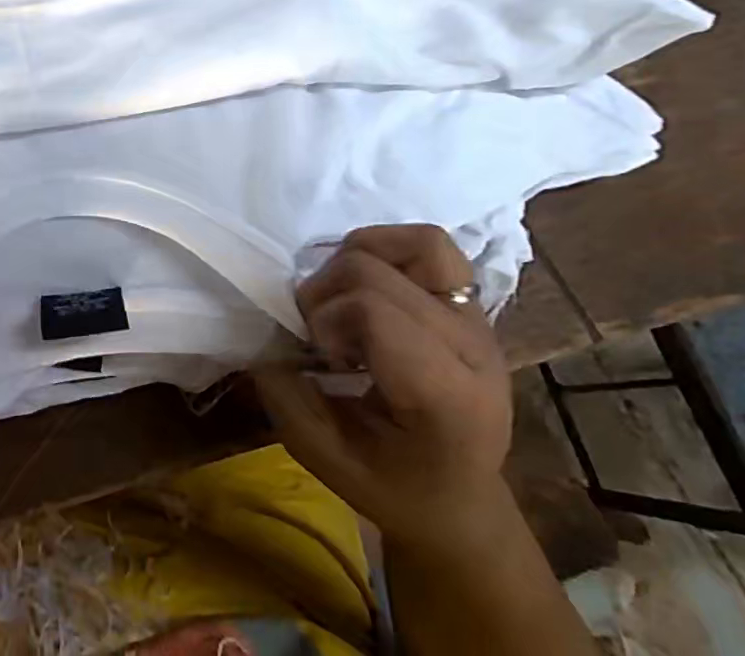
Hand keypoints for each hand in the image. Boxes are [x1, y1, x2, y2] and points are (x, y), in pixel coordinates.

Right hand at [255, 225, 511, 545]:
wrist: (459, 500)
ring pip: (415, 243)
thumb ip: (285, 391)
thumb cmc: (392, 486)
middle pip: (377, 272)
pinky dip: (387, 247)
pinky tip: (365, 280)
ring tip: (342, 298)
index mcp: (446, 397)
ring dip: (357, 259)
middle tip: (320, 335)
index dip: (326, 320)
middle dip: (326, 293)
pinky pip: (432, 246)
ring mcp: (479, 321)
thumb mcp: (322, 454)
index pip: (373, 310)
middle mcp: (474, 348)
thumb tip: (265, 329)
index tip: (321, 358)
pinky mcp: (473, 306)